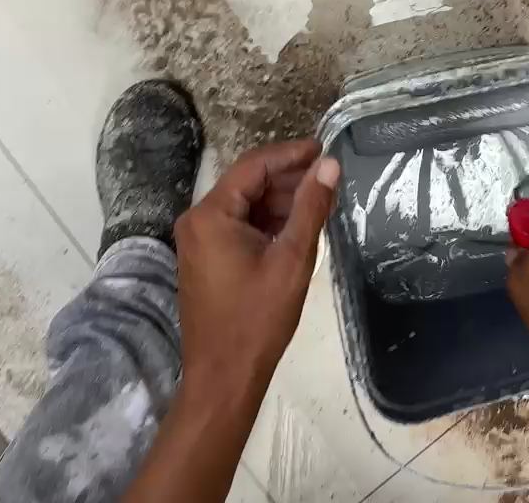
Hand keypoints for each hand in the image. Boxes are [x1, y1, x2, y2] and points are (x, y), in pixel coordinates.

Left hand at [174, 138, 340, 406]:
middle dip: (290, 177)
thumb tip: (330, 164)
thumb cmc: (258, 319)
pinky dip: (269, 220)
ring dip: (282, 199)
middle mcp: (198, 220)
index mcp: (211, 214)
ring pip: (247, 202)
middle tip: (329, 178)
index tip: (325, 149)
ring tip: (322, 201)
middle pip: (249, 182)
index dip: (292, 153)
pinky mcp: (207, 257)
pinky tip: (300, 224)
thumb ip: (311, 206)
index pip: (254, 165)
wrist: (224, 379)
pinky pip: (240, 224)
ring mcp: (200, 240)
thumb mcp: (292, 258)